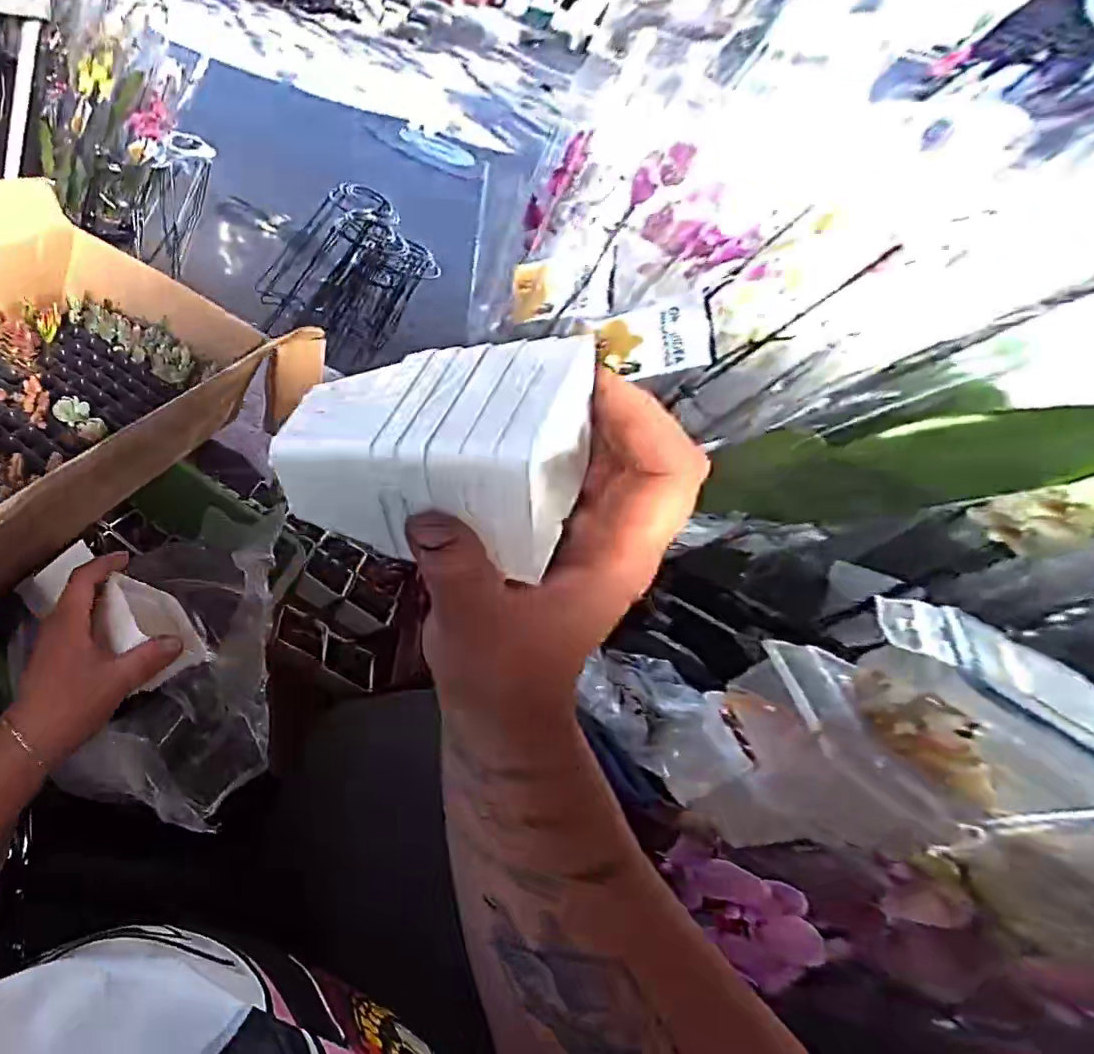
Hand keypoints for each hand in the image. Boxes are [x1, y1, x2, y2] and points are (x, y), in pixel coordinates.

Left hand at [4, 552, 182, 767]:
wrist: (31, 738)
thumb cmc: (72, 702)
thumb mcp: (116, 680)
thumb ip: (147, 659)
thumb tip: (176, 641)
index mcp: (68, 619)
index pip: (83, 578)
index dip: (104, 563)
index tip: (126, 558)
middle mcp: (54, 624)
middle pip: (76, 592)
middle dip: (102, 582)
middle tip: (129, 584)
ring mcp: (47, 643)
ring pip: (72, 611)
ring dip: (95, 604)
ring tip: (121, 610)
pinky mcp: (46, 660)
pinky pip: (70, 629)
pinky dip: (89, 624)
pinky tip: (105, 643)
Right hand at [408, 368, 707, 716]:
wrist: (496, 714)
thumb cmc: (500, 677)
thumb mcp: (474, 622)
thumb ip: (456, 567)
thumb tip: (427, 514)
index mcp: (614, 557)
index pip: (666, 473)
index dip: (643, 419)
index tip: (589, 383)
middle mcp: (607, 540)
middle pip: (634, 457)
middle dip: (599, 409)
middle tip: (539, 379)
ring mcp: (576, 542)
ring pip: (593, 468)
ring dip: (563, 429)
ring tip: (511, 401)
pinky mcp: (543, 545)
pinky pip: (550, 486)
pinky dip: (529, 458)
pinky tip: (483, 451)